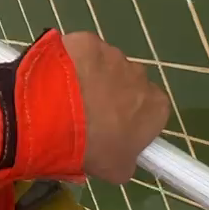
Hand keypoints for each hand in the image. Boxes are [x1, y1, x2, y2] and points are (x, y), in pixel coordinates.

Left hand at [62, 32, 167, 183]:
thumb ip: (127, 158)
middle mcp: (140, 75)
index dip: (129, 116)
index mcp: (155, 106)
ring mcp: (111, 54)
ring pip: (101, 64)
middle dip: (108, 92)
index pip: (149, 108)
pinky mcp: (85, 40)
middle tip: (83, 110)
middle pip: (127, 82)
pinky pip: (79, 50)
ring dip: (87, 75)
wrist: (52, 115)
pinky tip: (54, 75)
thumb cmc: (90, 147)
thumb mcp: (117, 169)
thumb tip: (121, 154)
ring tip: (63, 95)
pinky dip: (69, 59)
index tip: (110, 125)